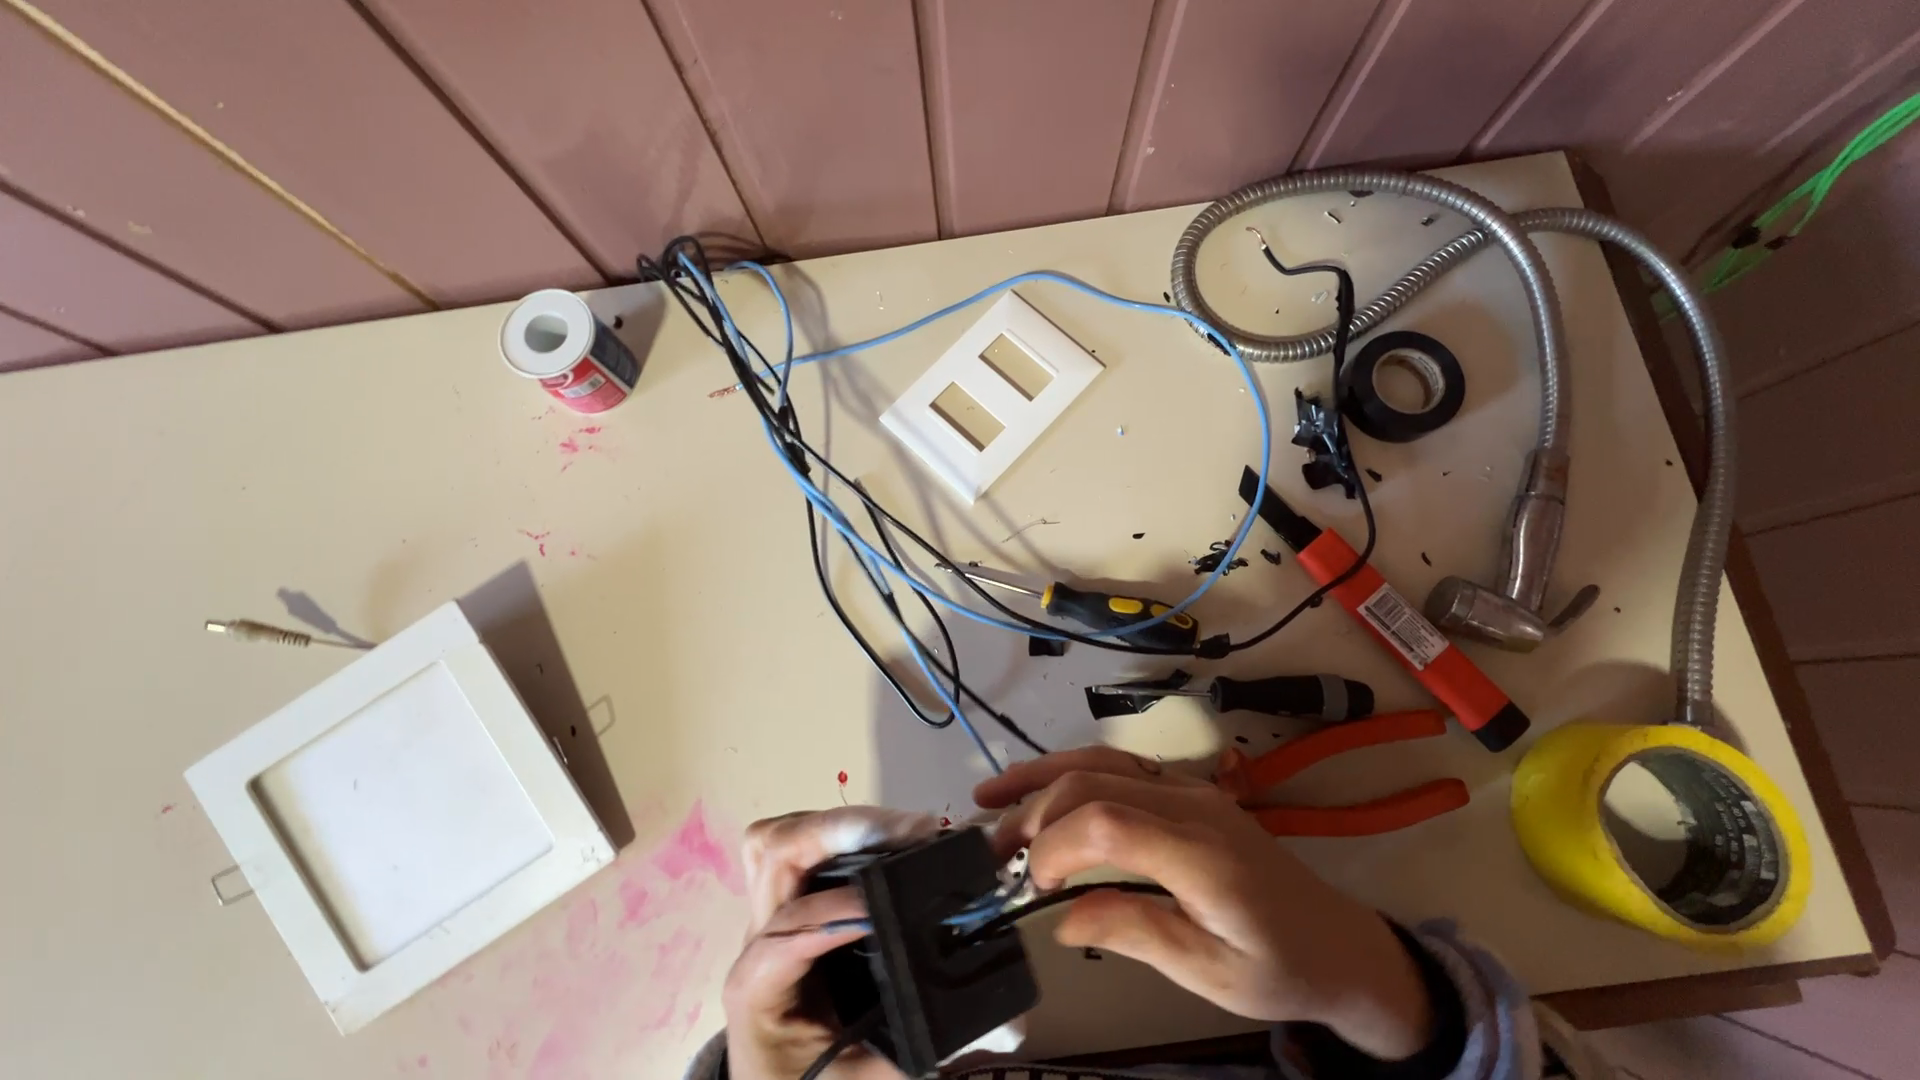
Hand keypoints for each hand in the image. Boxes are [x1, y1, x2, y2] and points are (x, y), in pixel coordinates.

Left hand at [722, 807, 937, 1079]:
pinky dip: (838, 831)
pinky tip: (888, 837)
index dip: (831, 914)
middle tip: (909, 833)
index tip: (884, 911)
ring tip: (899, 829)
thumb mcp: (874, 1074)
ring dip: (837, 823)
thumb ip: (931, 1044)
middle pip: (773, 857)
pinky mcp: (790, 902)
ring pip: (777, 839)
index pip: (785, 934)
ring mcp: (770, 915)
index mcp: (762, 989)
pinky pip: (795, 846)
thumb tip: (1007, 1021)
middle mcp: (758, 940)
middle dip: (840, 833)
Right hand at [975, 746, 1433, 1059]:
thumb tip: (1061, 917)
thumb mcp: (1208, 973)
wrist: (1336, 943)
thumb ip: (1135, 933)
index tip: (1030, 887)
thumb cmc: (1276, 967)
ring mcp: (1188, 788)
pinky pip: (1118, 767)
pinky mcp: (1184, 788)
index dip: (1055, 845)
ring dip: (1041, 779)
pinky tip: (1038, 785)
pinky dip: (1070, 772)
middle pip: (1094, 782)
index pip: (1108, 823)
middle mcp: (1191, 804)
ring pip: (1101, 762)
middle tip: (994, 856)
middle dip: (1035, 814)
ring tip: (989, 802)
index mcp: (1202, 854)